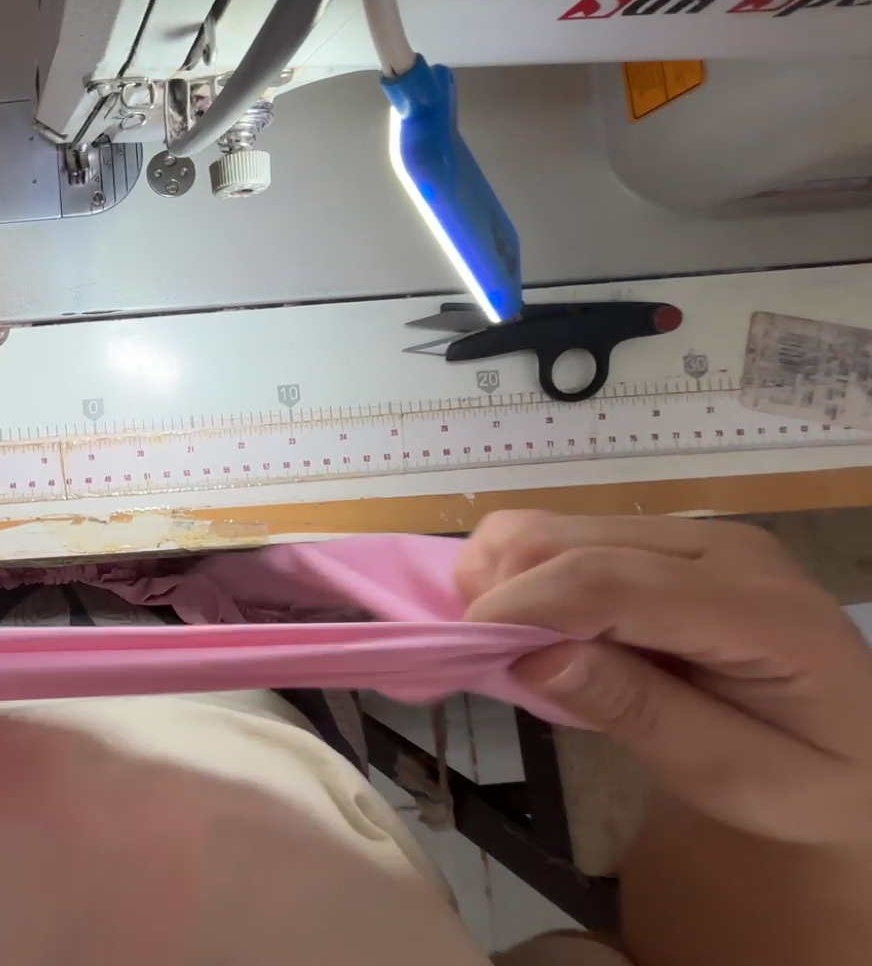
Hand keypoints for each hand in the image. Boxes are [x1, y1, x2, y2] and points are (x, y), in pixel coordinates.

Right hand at [458, 511, 871, 844]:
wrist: (839, 748)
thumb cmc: (800, 778)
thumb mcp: (739, 776)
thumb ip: (643, 714)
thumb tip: (534, 659)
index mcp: (766, 611)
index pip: (607, 581)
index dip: (521, 607)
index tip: (472, 651)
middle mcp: (718, 548)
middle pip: (557, 543)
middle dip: (500, 596)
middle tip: (499, 659)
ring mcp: (677, 533)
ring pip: (535, 528)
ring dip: (496, 579)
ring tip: (515, 639)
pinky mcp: (641, 534)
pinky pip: (539, 530)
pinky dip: (507, 569)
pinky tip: (531, 614)